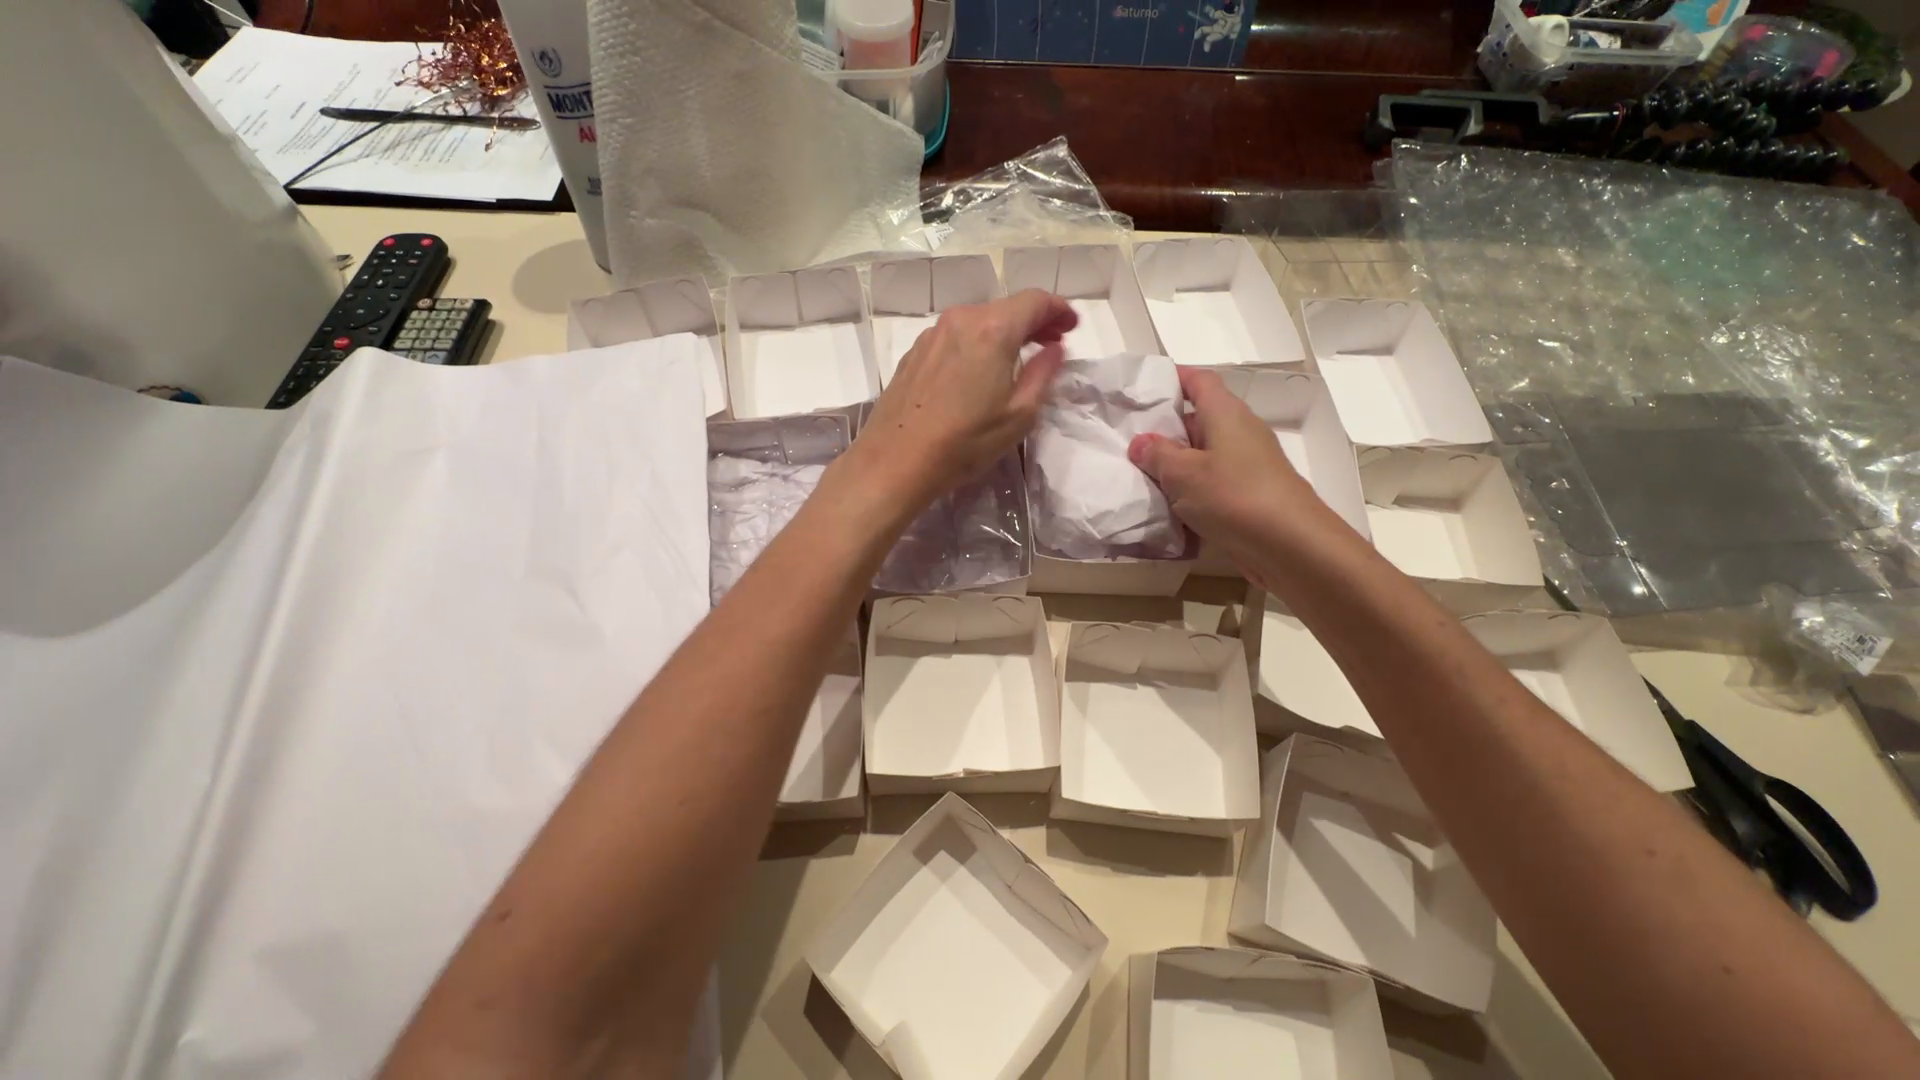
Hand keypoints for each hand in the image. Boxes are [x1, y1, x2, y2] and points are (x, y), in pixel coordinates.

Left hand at [850, 289, 1076, 504]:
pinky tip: (980, 370)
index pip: (1035, 301)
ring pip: (979, 321)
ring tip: (1018, 358)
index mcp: (993, 329)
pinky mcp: (914, 353)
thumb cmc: (965, 442)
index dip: (1059, 310)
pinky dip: (977, 344)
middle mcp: (961, 320)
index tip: (1072, 327)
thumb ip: (1043, 374)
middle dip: (1034, 322)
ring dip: (1004, 333)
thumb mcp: (1019, 415)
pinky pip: (956, 337)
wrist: (896, 461)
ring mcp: (933, 334)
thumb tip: (1055, 349)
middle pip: (1006, 308)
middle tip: (1052, 343)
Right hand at [1126, 366, 1337, 568]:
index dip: (1174, 378)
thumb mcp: (1184, 474)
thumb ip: (1158, 455)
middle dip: (1165, 429)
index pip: (1200, 381)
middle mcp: (1240, 431)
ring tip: (1139, 476)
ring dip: (1176, 465)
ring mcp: (1248, 464)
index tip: (1145, 388)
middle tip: (1128, 440)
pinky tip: (1168, 509)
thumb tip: (1140, 442)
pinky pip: (1213, 484)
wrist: (1290, 545)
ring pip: (1204, 456)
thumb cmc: (1234, 496)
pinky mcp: (1250, 495)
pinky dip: (1191, 492)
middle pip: (1199, 419)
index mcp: (1225, 413)